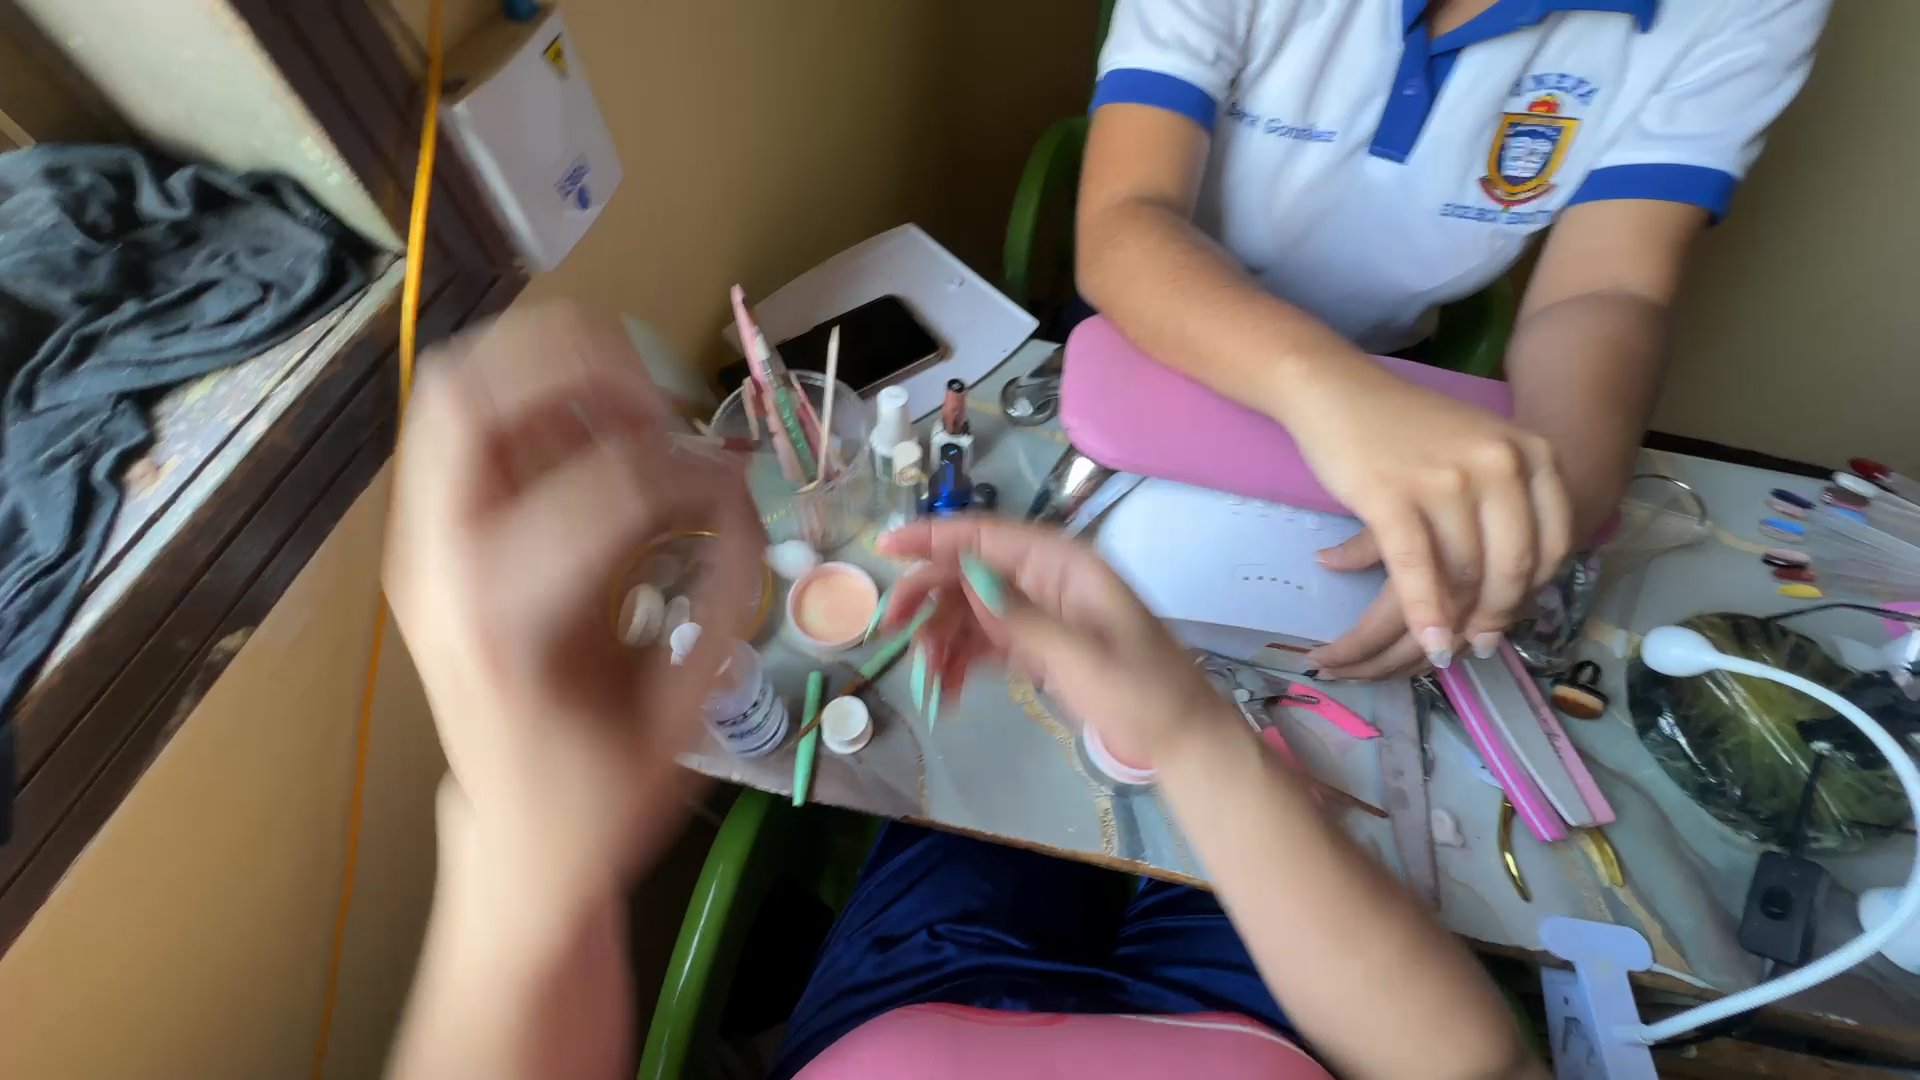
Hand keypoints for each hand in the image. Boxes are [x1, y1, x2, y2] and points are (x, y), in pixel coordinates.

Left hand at [384, 301, 764, 891]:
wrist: (518, 839)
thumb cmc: (605, 793)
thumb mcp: (686, 709)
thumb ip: (723, 593)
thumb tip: (742, 499)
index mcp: (510, 623)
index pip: (607, 491)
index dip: (692, 475)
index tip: (736, 492)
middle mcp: (443, 567)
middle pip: (475, 397)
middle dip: (584, 369)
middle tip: (668, 402)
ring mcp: (428, 548)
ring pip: (460, 395)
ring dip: (558, 378)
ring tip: (641, 414)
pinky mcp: (441, 544)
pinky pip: (479, 433)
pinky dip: (546, 410)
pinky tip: (610, 446)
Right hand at [875, 518, 1235, 768]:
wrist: (1179, 737)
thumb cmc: (1142, 691)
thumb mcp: (1082, 655)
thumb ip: (1022, 616)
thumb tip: (968, 578)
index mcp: (1063, 565)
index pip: (988, 535)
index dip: (934, 536)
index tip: (888, 546)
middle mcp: (1045, 580)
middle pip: (970, 572)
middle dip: (928, 598)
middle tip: (890, 631)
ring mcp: (1040, 613)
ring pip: (971, 610)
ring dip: (942, 639)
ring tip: (929, 679)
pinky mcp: (1037, 645)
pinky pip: (985, 643)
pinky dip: (962, 662)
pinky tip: (948, 691)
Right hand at [1277, 357, 1572, 676]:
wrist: (1334, 391)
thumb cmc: (1397, 423)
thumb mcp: (1470, 449)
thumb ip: (1498, 497)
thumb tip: (1499, 567)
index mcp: (1529, 453)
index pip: (1550, 540)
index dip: (1532, 589)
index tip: (1507, 616)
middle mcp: (1500, 465)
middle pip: (1511, 561)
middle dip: (1496, 613)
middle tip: (1477, 644)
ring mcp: (1446, 481)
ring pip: (1465, 570)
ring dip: (1459, 621)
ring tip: (1444, 652)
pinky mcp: (1392, 497)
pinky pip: (1417, 567)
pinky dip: (1424, 611)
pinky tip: (1426, 639)